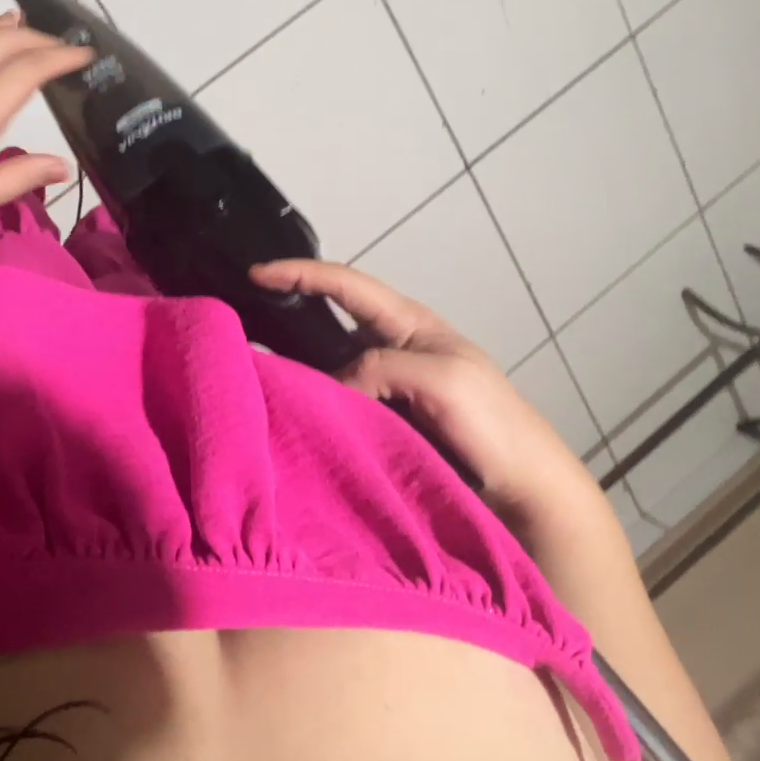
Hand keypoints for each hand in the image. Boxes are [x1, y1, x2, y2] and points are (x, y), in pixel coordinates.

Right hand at [249, 259, 601, 520]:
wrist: (520, 487)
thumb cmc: (491, 422)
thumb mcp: (440, 380)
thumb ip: (379, 368)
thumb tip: (328, 384)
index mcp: (407, 323)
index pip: (346, 284)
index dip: (301, 273)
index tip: (255, 274)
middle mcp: (388, 347)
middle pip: (326, 319)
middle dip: (286, 312)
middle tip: (239, 321)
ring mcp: (382, 384)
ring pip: (325, 362)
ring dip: (292, 362)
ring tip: (249, 366)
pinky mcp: (376, 418)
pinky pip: (332, 398)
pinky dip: (307, 397)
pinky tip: (282, 406)